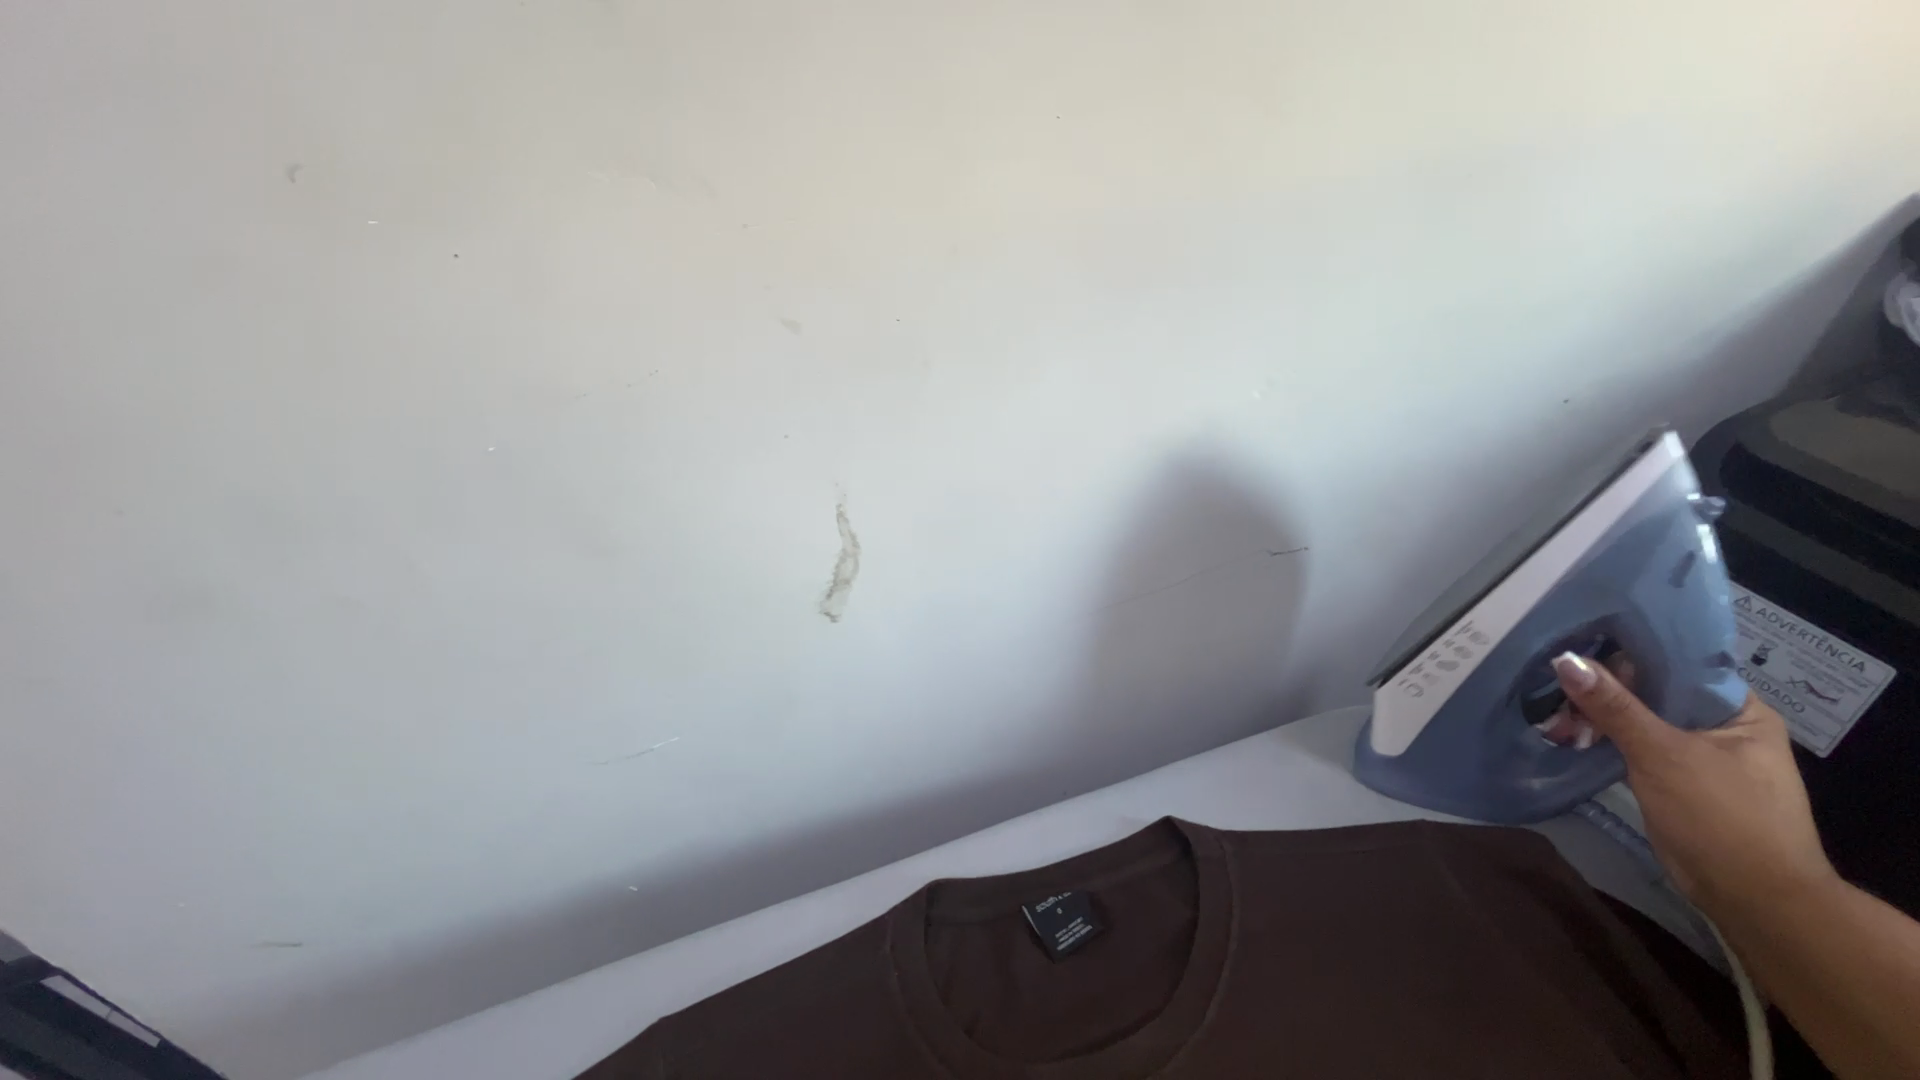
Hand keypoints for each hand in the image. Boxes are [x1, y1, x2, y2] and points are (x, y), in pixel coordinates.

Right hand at [1547, 652, 1837, 914]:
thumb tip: (1565, 659)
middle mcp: (1723, 726)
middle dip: (1605, 685)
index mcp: (1741, 711)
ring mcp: (1699, 754)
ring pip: (1640, 719)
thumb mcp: (1663, 755)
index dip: (1629, 649)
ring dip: (1599, 714)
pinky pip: (1634, 745)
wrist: (1753, 899)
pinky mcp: (1675, 780)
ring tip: (1550, 704)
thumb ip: (1614, 706)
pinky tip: (1568, 731)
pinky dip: (1604, 738)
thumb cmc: (1724, 818)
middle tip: (1552, 673)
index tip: (1578, 637)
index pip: (1679, 663)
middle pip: (1654, 691)